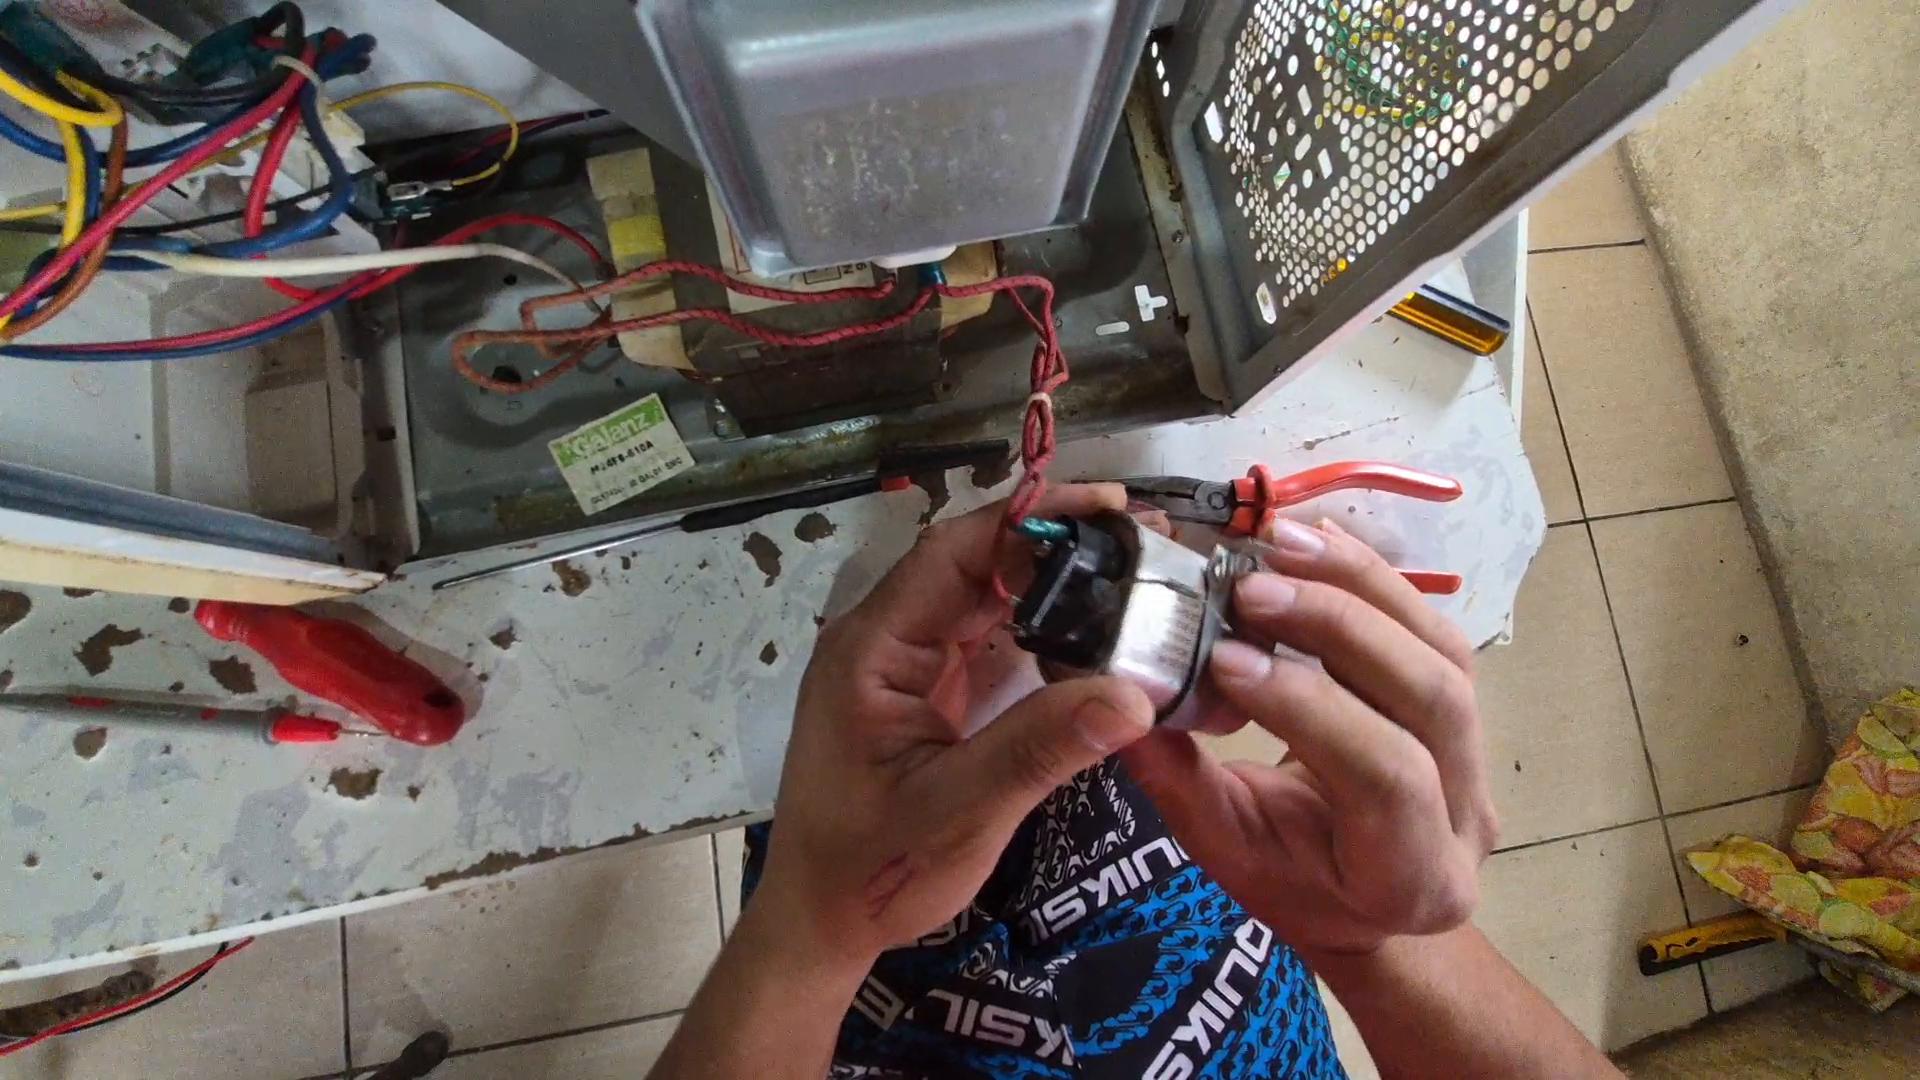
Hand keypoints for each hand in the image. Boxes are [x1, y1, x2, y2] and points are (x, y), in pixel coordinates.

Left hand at [751, 484, 1157, 968]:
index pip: (950, 554)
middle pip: (969, 565)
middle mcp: (885, 639)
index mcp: (872, 649)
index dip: (1026, 520)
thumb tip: (1135, 696)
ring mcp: (904, 662)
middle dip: (1050, 543)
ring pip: (980, 596)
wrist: (822, 917)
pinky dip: (1035, 624)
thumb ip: (1038, 750)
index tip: (1104, 507)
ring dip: (1047, 579)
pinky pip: (983, 637)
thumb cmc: (872, 868)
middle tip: (1136, 538)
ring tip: (1124, 569)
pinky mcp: (924, 687)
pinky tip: (1085, 623)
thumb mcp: (957, 812)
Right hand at [1122, 518, 1498, 953]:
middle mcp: (1469, 809)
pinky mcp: (1460, 703)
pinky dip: (1370, 576)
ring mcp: (1478, 752)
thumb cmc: (1291, 883)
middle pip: (1432, 697)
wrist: (1362, 897)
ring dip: (1358, 583)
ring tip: (1280, 542)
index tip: (1224, 656)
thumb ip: (1179, 780)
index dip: (1308, 705)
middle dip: (1337, 627)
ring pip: (1443, 649)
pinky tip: (1313, 540)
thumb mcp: (1223, 849)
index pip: (1385, 775)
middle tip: (1249, 588)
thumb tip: (1124, 703)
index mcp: (1412, 871)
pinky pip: (1431, 626)